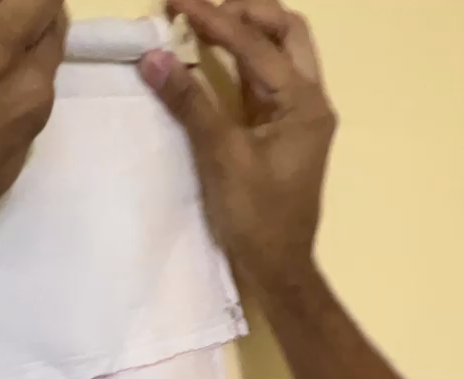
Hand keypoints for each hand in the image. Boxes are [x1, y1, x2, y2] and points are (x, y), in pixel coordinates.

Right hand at [139, 0, 335, 286]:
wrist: (277, 268)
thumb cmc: (256, 218)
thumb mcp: (221, 157)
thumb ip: (190, 103)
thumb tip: (152, 57)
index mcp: (304, 104)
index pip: (257, 44)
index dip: (214, 19)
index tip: (176, 2)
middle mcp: (311, 103)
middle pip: (286, 33)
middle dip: (245, 12)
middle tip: (202, 8)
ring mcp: (300, 119)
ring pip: (281, 56)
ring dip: (247, 34)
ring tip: (204, 24)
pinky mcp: (285, 135)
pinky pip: (268, 84)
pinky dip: (244, 65)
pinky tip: (215, 59)